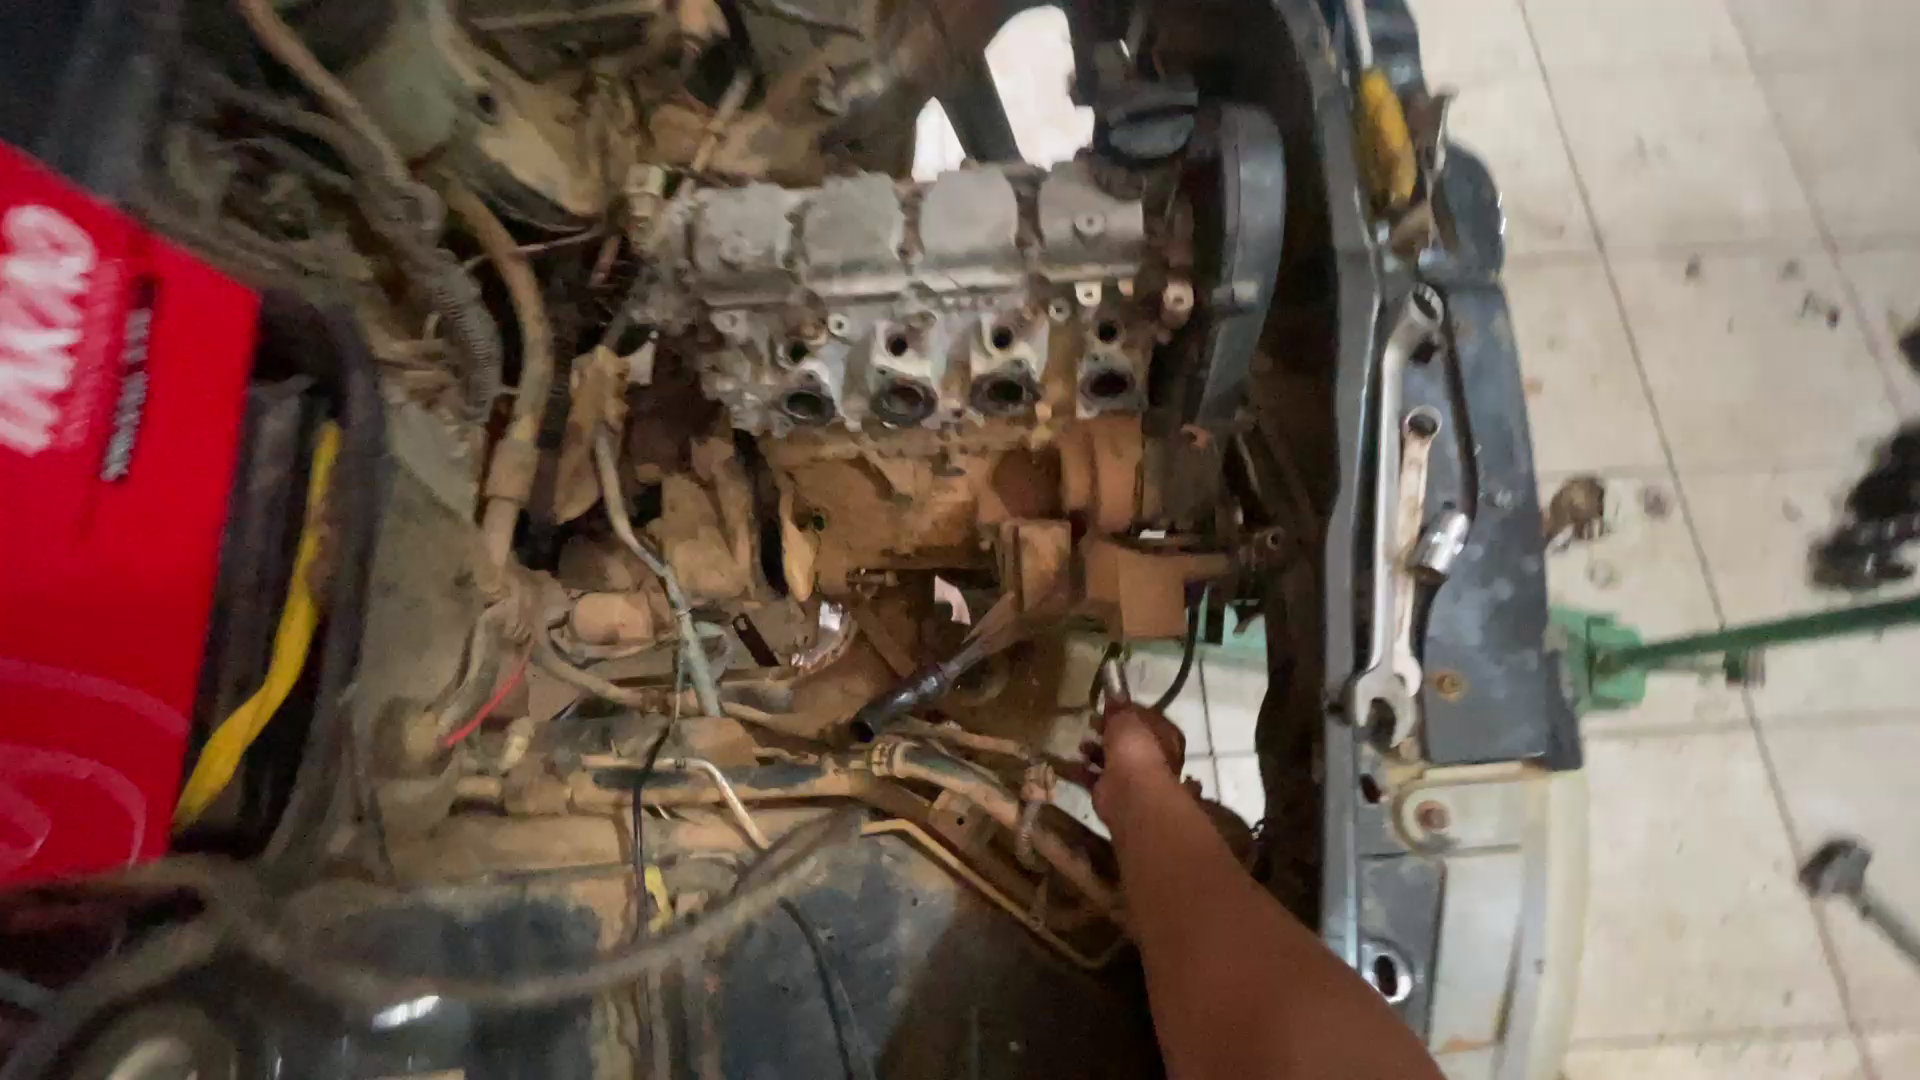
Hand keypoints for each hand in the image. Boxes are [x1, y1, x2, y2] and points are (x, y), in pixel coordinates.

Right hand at [1089, 703, 1186, 821]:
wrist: (1130, 792)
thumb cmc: (1135, 747)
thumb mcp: (1126, 716)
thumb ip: (1119, 706)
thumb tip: (1114, 693)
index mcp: (1165, 736)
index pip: (1147, 718)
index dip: (1127, 711)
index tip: (1108, 705)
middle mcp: (1152, 757)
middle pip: (1127, 740)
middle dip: (1107, 731)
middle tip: (1091, 722)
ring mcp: (1132, 776)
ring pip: (1110, 759)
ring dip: (1093, 751)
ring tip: (1081, 745)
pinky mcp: (1112, 791)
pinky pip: (1092, 777)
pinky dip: (1079, 770)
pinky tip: (1065, 762)